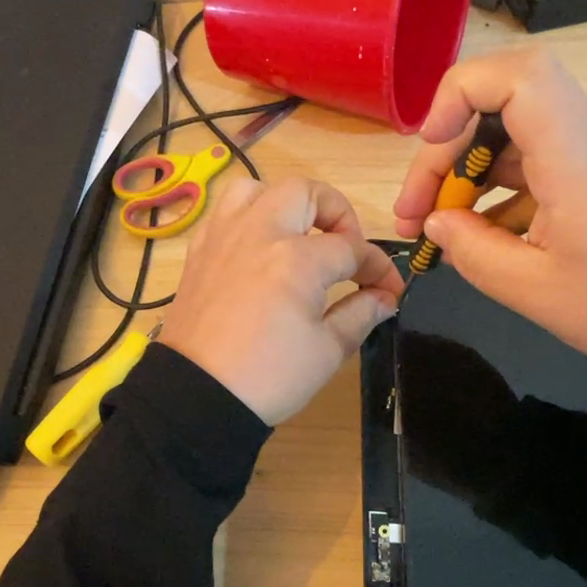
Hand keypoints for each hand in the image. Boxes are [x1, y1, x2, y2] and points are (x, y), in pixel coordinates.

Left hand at [163, 177, 404, 424]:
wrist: (198, 396)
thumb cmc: (269, 377)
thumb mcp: (326, 351)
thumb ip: (359, 314)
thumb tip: (383, 297)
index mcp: (296, 259)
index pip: (351, 249)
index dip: (378, 268)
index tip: (389, 289)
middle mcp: (258, 234)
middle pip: (304, 193)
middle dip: (336, 213)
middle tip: (344, 249)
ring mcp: (223, 238)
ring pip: (256, 189)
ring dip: (284, 204)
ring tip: (296, 237)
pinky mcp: (198, 253)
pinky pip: (224, 214)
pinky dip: (248, 220)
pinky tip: (258, 251)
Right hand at [393, 48, 586, 395]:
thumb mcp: (539, 295)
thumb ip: (473, 252)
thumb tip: (438, 221)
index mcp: (586, 160)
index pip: (520, 75)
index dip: (460, 92)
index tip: (430, 145)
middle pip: (506, 110)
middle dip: (447, 158)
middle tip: (414, 217)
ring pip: (524, 140)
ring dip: (474, 179)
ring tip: (441, 232)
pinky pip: (551, 162)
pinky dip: (510, 191)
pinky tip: (488, 236)